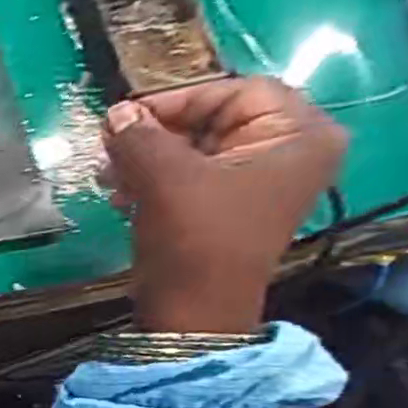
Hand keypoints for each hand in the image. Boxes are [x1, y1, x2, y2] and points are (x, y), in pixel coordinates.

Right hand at [103, 77, 348, 333]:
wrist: (190, 314)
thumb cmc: (194, 242)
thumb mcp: (166, 183)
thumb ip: (141, 140)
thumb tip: (117, 112)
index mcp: (299, 134)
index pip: (236, 92)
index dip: (178, 100)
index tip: (125, 116)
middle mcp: (287, 152)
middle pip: (214, 122)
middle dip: (157, 134)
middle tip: (111, 147)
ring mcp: (255, 184)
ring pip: (195, 152)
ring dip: (147, 160)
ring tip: (109, 175)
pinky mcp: (223, 210)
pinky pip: (188, 179)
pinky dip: (153, 181)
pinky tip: (121, 194)